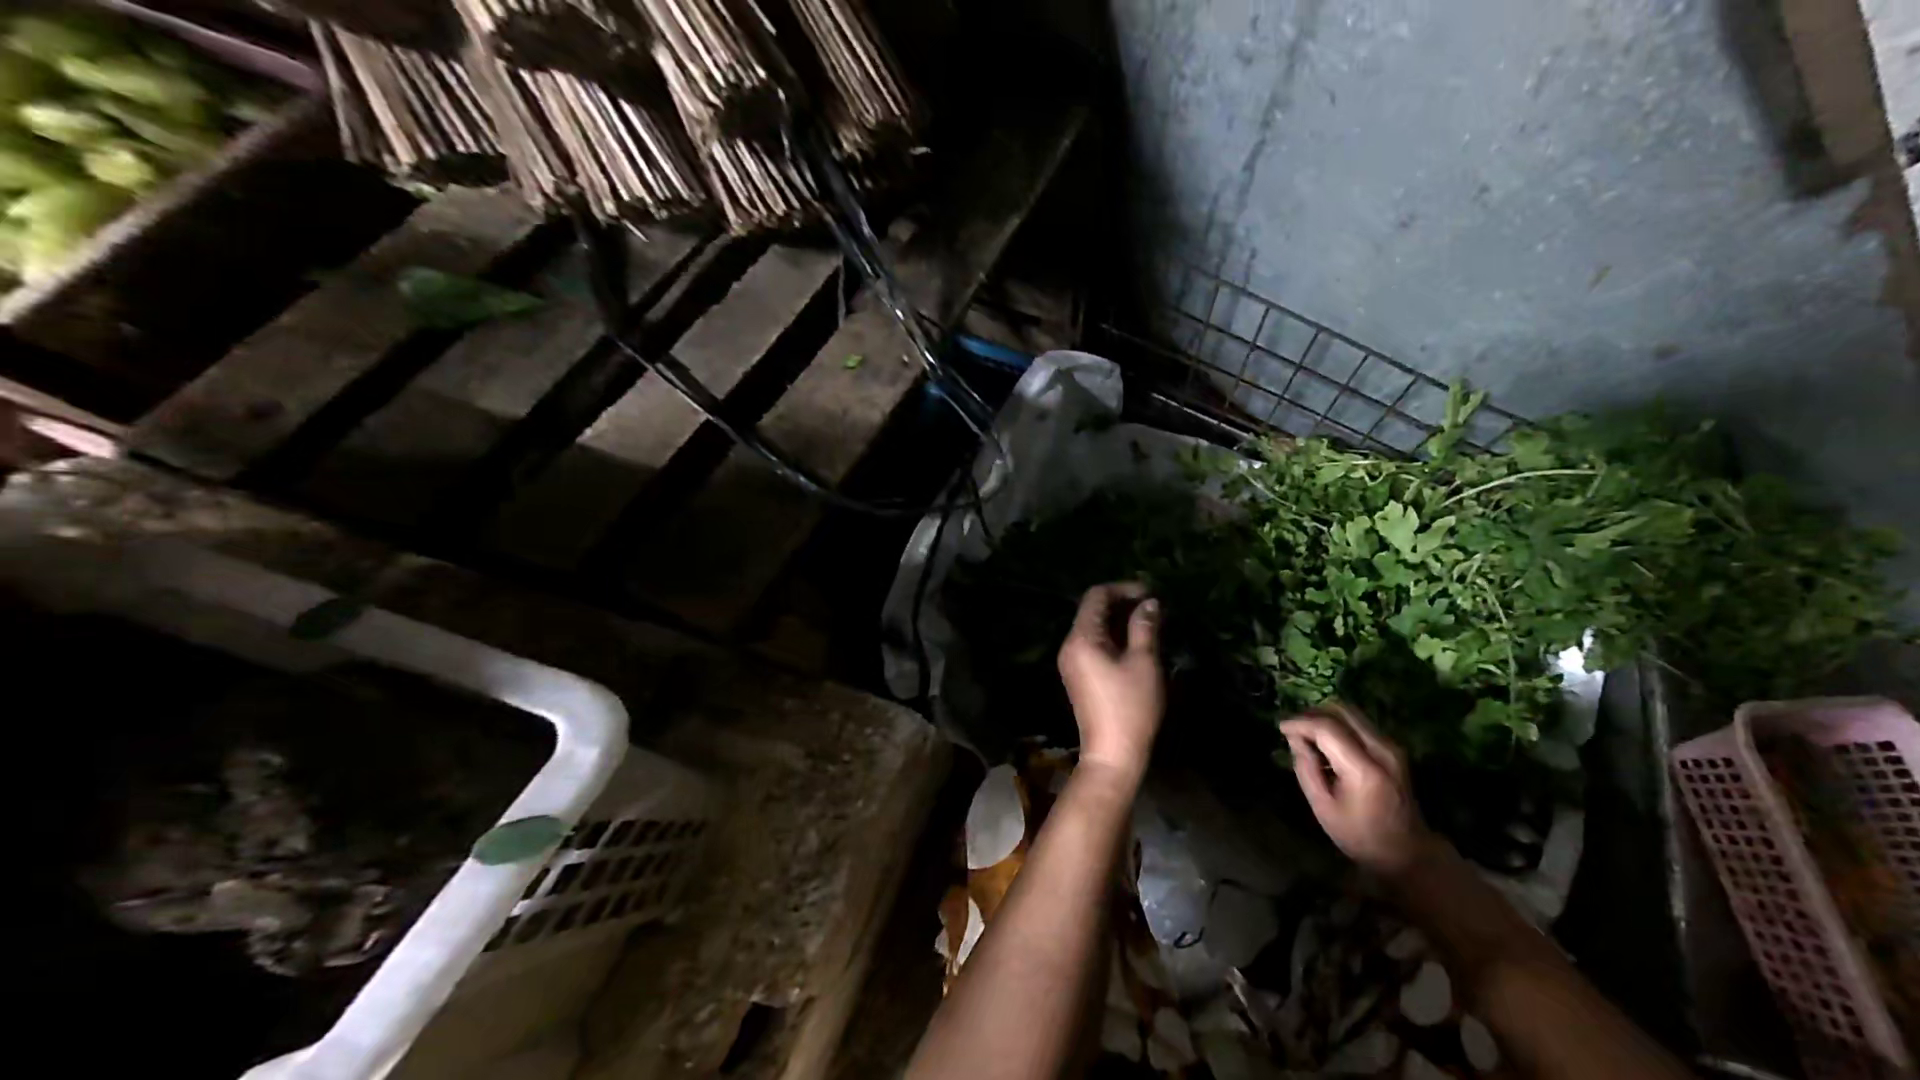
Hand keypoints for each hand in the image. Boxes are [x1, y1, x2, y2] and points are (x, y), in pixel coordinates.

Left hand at [1057, 583, 1164, 779]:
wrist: (1112, 754)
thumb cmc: (1130, 707)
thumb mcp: (1143, 662)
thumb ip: (1144, 627)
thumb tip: (1149, 603)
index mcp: (1081, 638)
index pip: (1096, 596)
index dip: (1123, 589)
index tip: (1151, 593)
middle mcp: (1070, 645)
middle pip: (1092, 610)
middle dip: (1122, 603)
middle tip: (1154, 606)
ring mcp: (1072, 661)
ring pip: (1094, 627)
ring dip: (1120, 620)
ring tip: (1150, 622)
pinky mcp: (1079, 674)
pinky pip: (1094, 644)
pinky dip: (1114, 637)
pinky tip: (1137, 642)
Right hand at [1280, 703, 1436, 876]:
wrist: (1408, 852)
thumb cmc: (1361, 836)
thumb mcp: (1323, 807)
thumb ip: (1306, 769)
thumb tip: (1295, 739)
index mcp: (1364, 769)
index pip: (1327, 729)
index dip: (1300, 723)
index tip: (1280, 727)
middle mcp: (1382, 750)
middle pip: (1342, 711)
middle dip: (1312, 715)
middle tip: (1294, 729)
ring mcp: (1391, 747)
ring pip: (1351, 713)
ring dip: (1325, 718)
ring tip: (1306, 735)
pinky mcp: (1392, 748)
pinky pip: (1359, 724)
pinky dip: (1338, 725)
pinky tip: (1325, 743)